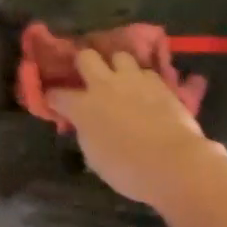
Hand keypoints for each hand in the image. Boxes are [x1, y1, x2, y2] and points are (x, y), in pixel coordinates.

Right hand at [46, 49, 223, 207]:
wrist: (173, 163)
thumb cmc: (127, 170)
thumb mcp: (94, 157)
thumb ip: (87, 134)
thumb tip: (86, 125)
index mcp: (83, 107)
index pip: (57, 94)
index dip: (53, 98)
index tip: (54, 102)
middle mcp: (105, 85)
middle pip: (86, 57)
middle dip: (83, 63)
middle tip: (87, 77)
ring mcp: (134, 80)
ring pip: (120, 56)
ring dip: (117, 67)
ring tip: (121, 80)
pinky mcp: (160, 83)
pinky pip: (146, 72)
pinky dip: (143, 80)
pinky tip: (146, 92)